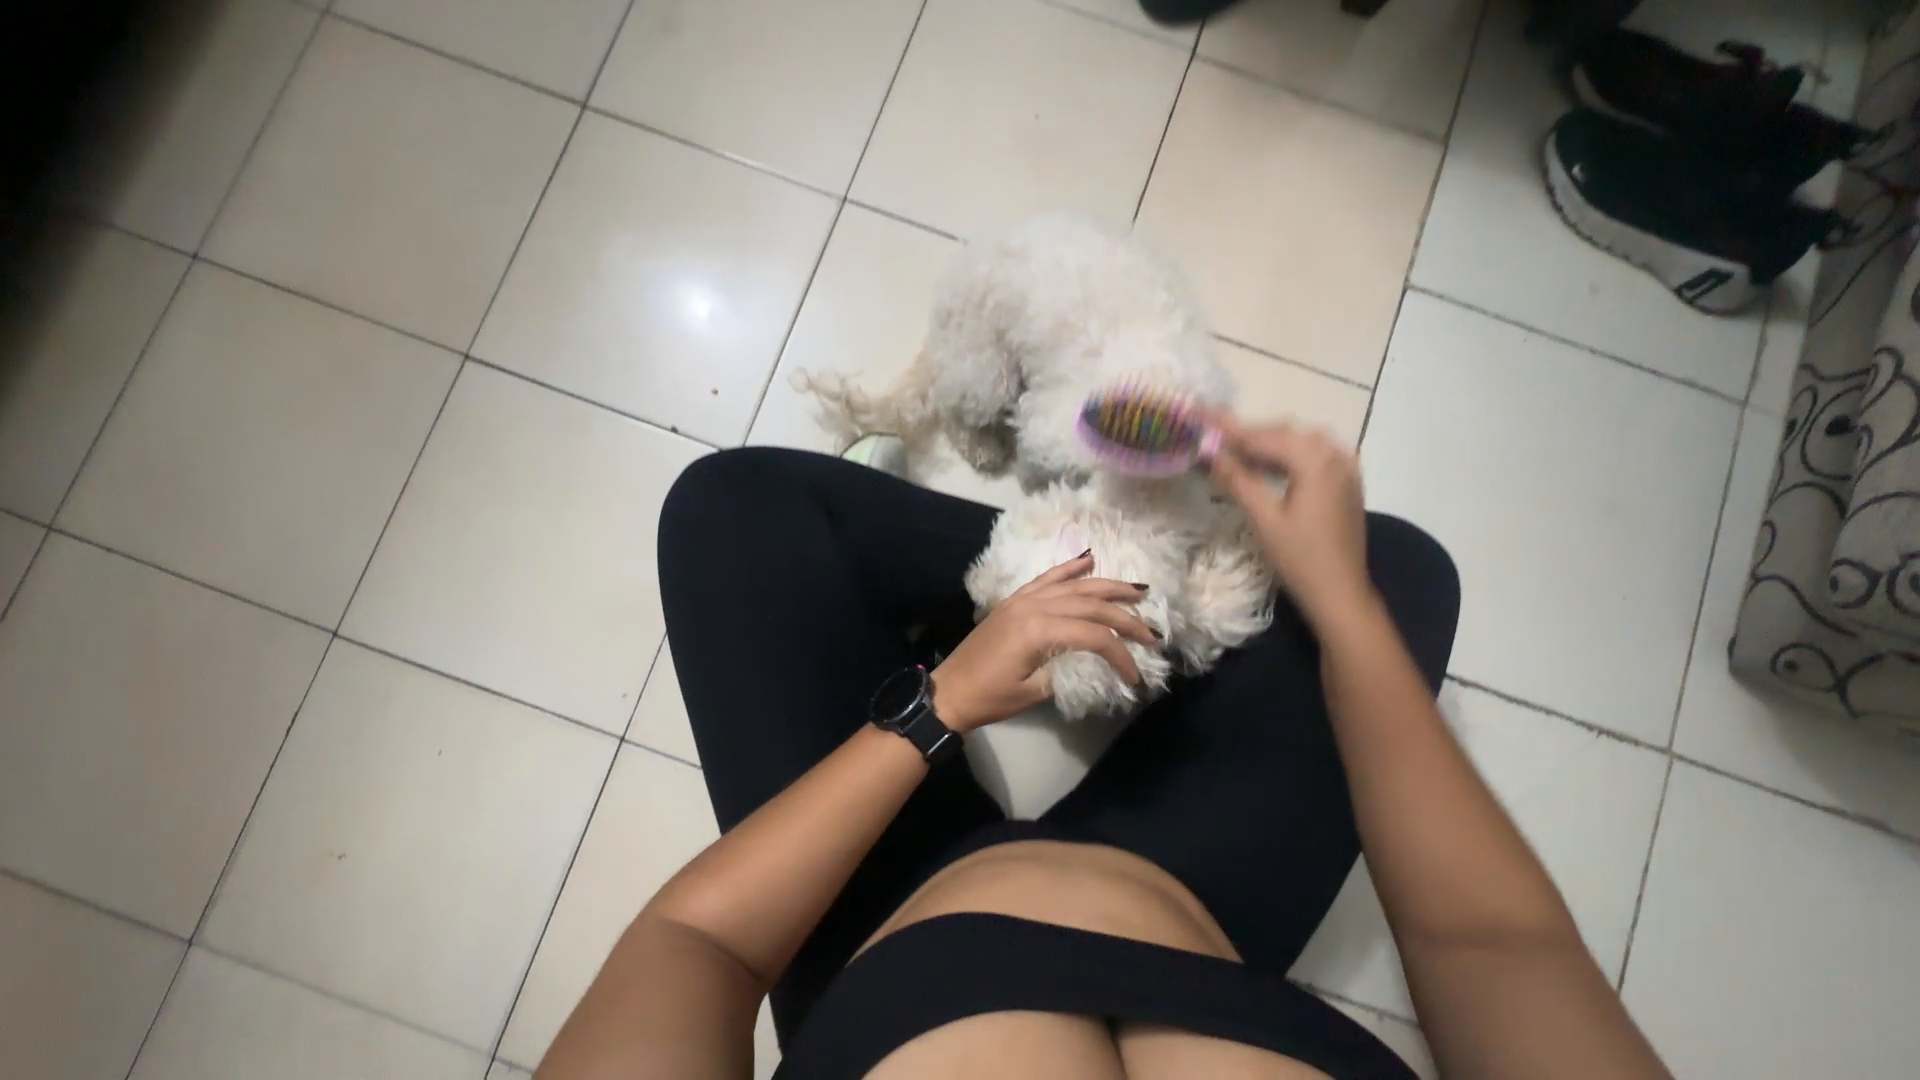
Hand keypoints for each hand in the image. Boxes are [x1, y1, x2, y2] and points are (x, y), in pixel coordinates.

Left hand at [930, 554, 1157, 731]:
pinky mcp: (1015, 600)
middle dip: (1126, 619)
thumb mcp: (1033, 693)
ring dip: (1107, 587)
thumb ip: (1068, 674)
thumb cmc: (990, 697)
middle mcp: (1034, 606)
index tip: (1136, 677)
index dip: (1121, 656)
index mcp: (1039, 631)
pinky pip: (1047, 578)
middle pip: (1091, 606)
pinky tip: (1089, 561)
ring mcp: (1023, 599)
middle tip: (1153, 633)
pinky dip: (1069, 568)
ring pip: (1074, 586)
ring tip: (1137, 591)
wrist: (949, 691)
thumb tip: (1096, 668)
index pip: (1094, 637)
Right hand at [1209, 419, 1376, 628]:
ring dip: (1269, 443)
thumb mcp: (1264, 519)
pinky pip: (1316, 453)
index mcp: (1315, 461)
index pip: (1263, 436)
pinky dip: (1291, 453)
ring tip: (1237, 452)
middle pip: (1284, 433)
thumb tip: (1211, 453)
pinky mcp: (1348, 481)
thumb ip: (1238, 480)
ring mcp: (1346, 467)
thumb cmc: (1299, 558)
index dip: (1229, 429)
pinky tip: (1272, 465)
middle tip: (1215, 439)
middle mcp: (1335, 455)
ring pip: (1301, 441)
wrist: (1341, 592)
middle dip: (1249, 434)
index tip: (1202, 417)